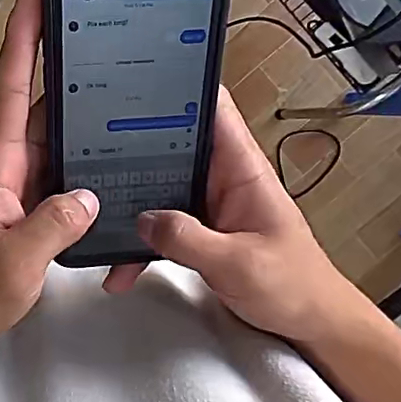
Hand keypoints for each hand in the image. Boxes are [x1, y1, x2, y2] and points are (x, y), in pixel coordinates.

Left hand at [0, 0, 99, 360]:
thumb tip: (87, 196)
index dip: (21, 44)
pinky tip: (113, 138)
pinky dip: (84, 144)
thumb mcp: (12, 265)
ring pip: (52, 129)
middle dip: (58, 59)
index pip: (7, 91)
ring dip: (78, 103)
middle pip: (35, 100)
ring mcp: (19, 179)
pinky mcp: (31, 198)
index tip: (33, 0)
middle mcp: (6, 163)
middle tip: (94, 23)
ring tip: (119, 73)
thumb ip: (49, 229)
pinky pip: (62, 160)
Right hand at [106, 87, 379, 350]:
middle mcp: (221, 179)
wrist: (305, 322)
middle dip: (135, 145)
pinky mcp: (197, 230)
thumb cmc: (294, 286)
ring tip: (100, 213)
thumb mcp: (239, 263)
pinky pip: (159, 224)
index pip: (214, 109)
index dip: (183, 87)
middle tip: (95, 147)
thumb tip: (145, 219)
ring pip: (159, 187)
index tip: (143, 79)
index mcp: (243, 169)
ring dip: (131, 201)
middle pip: (172, 144)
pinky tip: (120, 264)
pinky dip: (138, 241)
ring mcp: (207, 204)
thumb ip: (189, 239)